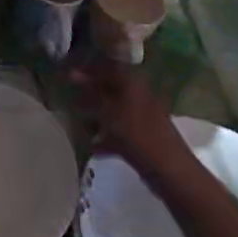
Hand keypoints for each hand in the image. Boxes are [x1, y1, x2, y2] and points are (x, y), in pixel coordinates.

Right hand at [73, 59, 188, 173]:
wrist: (170, 170)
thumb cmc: (138, 134)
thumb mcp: (108, 110)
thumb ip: (89, 91)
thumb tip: (70, 72)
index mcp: (133, 83)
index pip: (107, 66)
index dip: (87, 67)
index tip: (68, 72)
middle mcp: (138, 96)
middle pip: (108, 89)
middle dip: (88, 93)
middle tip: (69, 97)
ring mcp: (141, 117)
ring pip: (111, 110)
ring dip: (94, 115)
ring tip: (76, 121)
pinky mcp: (141, 137)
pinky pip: (117, 130)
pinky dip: (104, 135)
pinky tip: (91, 144)